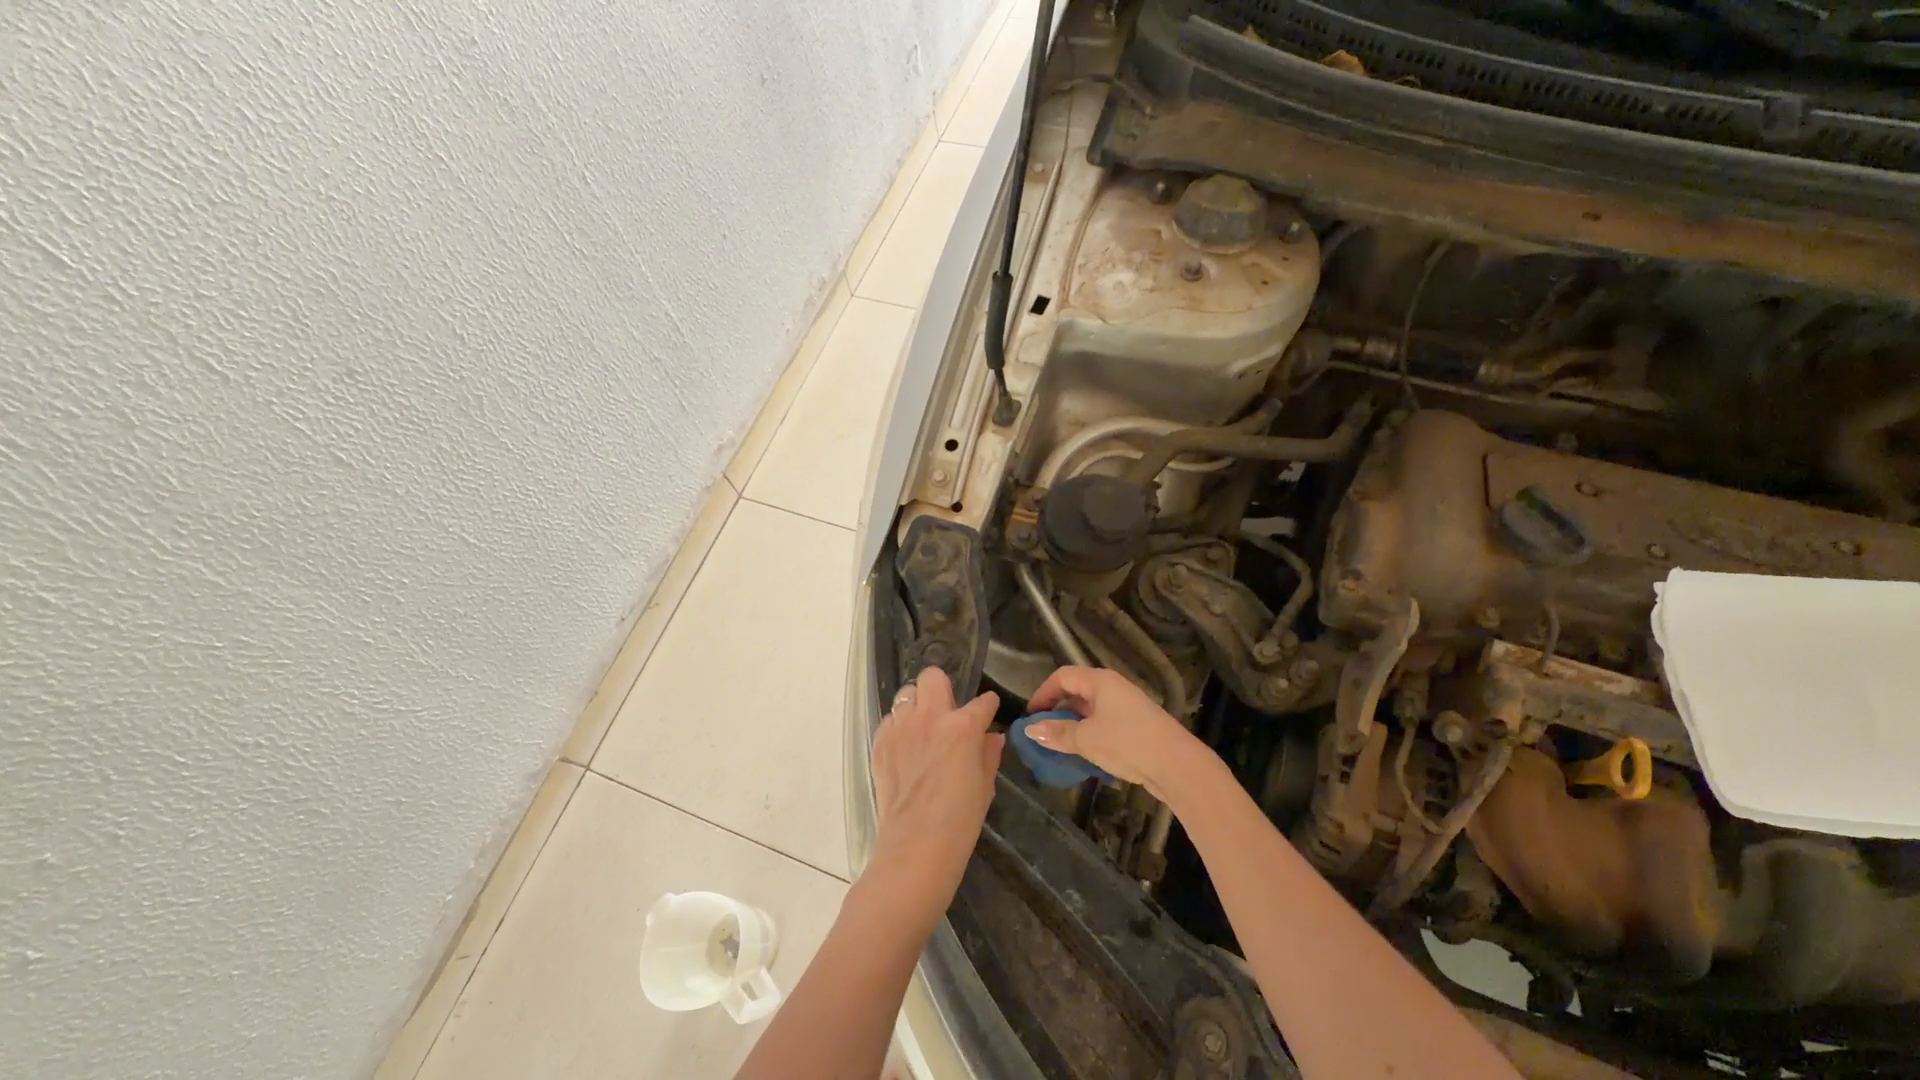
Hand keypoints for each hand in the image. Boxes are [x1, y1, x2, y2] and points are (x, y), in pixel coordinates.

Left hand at [868, 667, 1002, 898]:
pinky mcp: (880, 742)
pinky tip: (906, 749)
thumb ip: (989, 753)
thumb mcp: (985, 786)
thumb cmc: (960, 820)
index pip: (983, 701)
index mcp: (963, 727)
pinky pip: (890, 720)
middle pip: (932, 677)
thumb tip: (991, 736)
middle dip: (943, 688)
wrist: (916, 845)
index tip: (988, 713)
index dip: (988, 707)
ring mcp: (901, 728)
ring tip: (923, 729)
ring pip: (906, 694)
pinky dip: (899, 727)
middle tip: (947, 712)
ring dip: (918, 706)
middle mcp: (930, 718)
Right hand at [1025, 666, 1201, 801]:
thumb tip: (1030, 729)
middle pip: (1077, 692)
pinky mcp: (1135, 727)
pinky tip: (1082, 755)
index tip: (1030, 716)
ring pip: (1090, 711)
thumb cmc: (1127, 743)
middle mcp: (1114, 688)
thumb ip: (1057, 732)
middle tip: (1040, 733)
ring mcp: (1126, 708)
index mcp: (1100, 681)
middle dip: (1056, 711)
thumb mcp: (1086, 739)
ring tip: (1057, 746)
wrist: (1176, 764)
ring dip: (1072, 726)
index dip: (1043, 693)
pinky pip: (1103, 725)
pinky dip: (1088, 736)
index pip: (1063, 676)